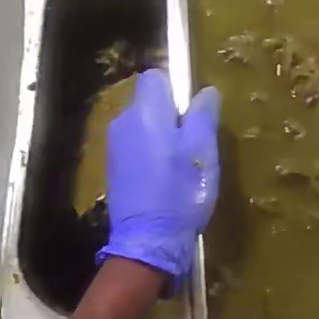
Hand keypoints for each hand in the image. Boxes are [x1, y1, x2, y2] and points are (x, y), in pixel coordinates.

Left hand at [97, 69, 221, 282]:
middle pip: (147, 102)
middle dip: (169, 116)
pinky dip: (148, 156)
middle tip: (191, 145)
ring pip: (141, 127)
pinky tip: (162, 181)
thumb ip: (203, 116)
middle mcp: (123, 122)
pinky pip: (134, 149)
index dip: (176, 90)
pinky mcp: (113, 170)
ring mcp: (114, 147)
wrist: (148, 241)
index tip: (192, 115)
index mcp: (145, 112)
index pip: (155, 77)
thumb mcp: (202, 152)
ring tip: (178, 167)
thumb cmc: (180, 193)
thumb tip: (205, 91)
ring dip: (159, 138)